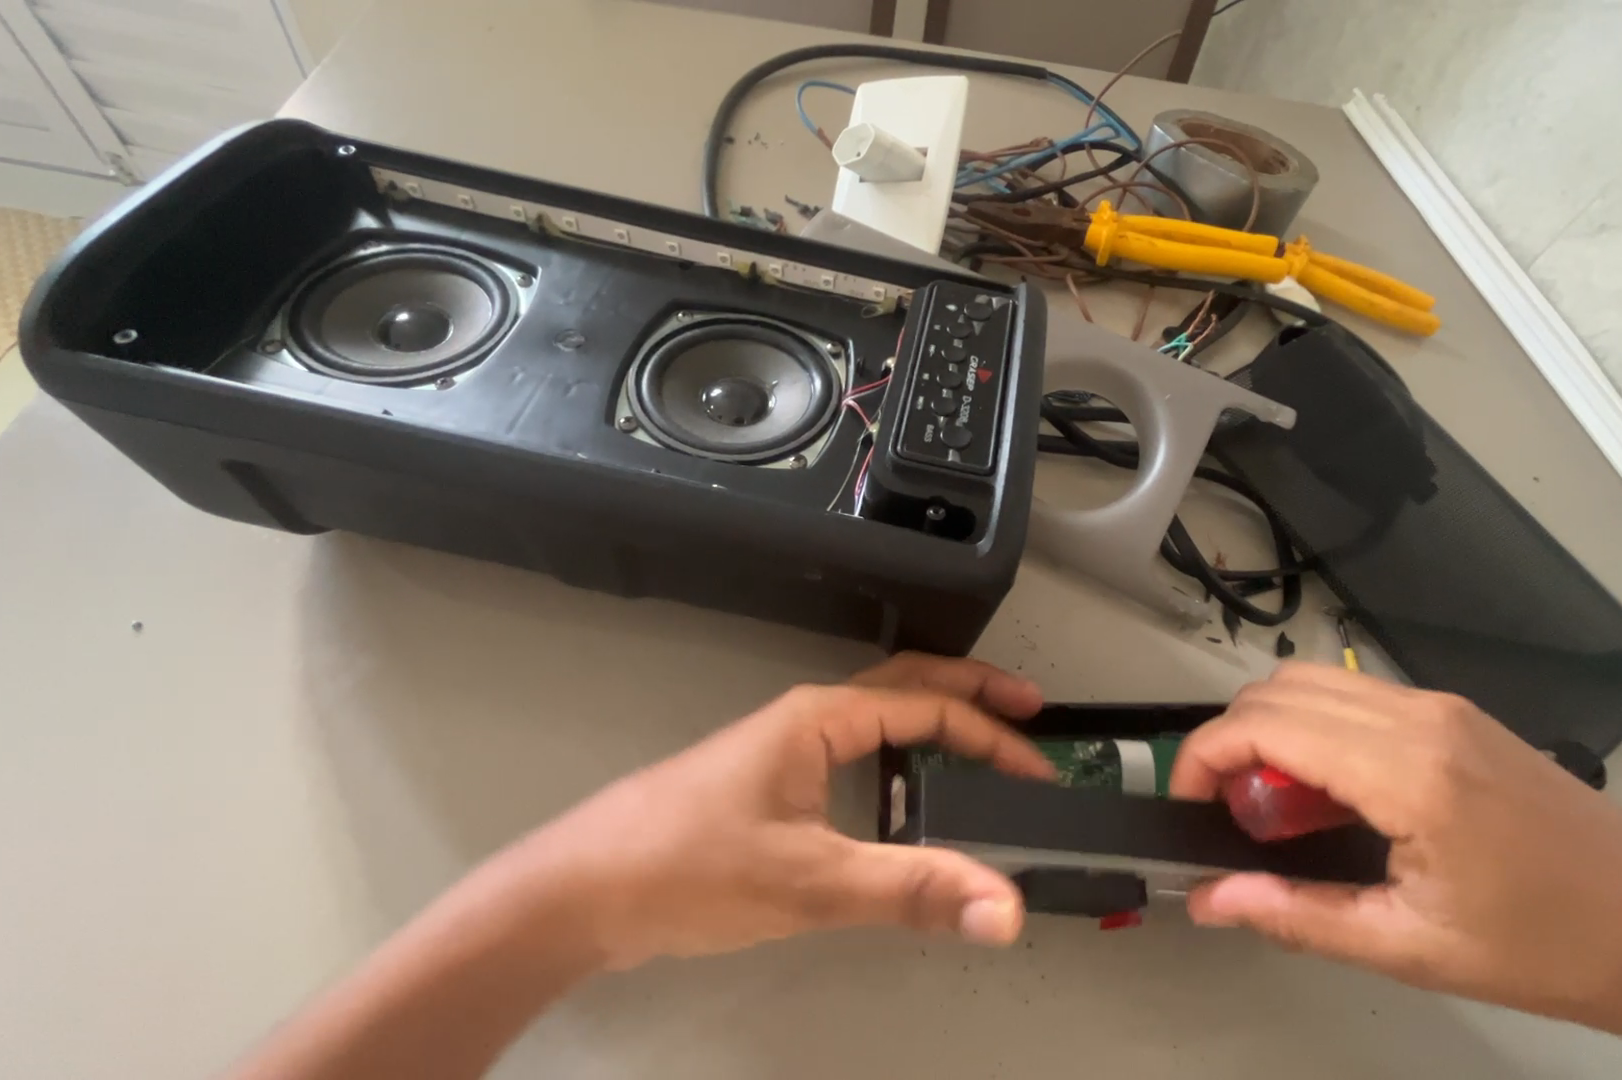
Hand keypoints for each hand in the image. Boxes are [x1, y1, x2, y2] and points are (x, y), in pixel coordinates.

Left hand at [510, 652, 1052, 971]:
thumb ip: (910, 891)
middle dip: (971, 693)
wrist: (582, 891)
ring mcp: (786, 750)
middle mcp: (808, 719)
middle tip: (1030, 711)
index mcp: (821, 718)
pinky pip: (854, 754)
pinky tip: (910, 799)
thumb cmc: (691, 868)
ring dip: (936, 723)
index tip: (1040, 769)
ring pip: (878, 719)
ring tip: (984, 747)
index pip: (926, 706)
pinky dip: (900, 760)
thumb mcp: (808, 882)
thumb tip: (1007, 908)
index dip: (990, 734)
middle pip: (906, 687)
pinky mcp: (772, 785)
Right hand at [1170, 664, 1621, 1076]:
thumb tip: (1204, 901)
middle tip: (1232, 810)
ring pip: (1308, 680)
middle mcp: (1418, 716)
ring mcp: (1440, 706)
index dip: (1201, 755)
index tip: (1188, 805)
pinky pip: (1350, 693)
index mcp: (1406, 772)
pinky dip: (1311, 723)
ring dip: (1268, 727)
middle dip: (1229, 740)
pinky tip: (1330, 785)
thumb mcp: (1408, 947)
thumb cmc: (1543, 951)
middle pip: (1274, 690)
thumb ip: (1294, 916)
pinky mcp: (1455, 712)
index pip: (1261, 725)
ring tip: (1278, 800)